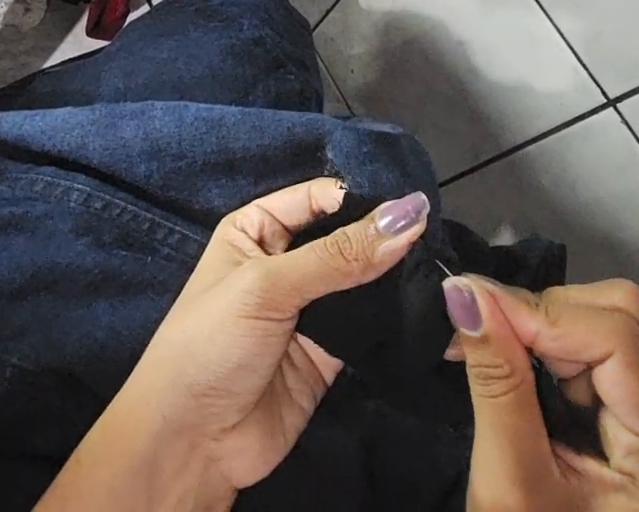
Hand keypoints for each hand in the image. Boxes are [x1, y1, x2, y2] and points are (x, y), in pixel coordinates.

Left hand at [36, 179, 430, 511]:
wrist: (192, 440)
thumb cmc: (210, 343)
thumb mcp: (266, 287)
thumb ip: (337, 256)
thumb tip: (406, 216)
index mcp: (258, 228)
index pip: (320, 198)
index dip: (364, 200)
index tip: (418, 207)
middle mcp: (286, 261)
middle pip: (348, 238)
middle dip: (389, 241)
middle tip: (442, 243)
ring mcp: (311, 308)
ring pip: (365, 282)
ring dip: (398, 280)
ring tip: (446, 274)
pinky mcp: (332, 351)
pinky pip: (371, 325)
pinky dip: (398, 320)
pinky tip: (435, 312)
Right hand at [444, 277, 638, 511]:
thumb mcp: (512, 485)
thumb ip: (496, 383)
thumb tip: (463, 292)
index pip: (617, 335)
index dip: (537, 309)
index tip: (467, 309)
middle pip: (630, 317)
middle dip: (548, 311)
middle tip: (488, 338)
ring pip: (626, 326)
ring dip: (555, 326)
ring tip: (506, 360)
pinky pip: (620, 354)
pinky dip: (567, 347)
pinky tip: (533, 378)